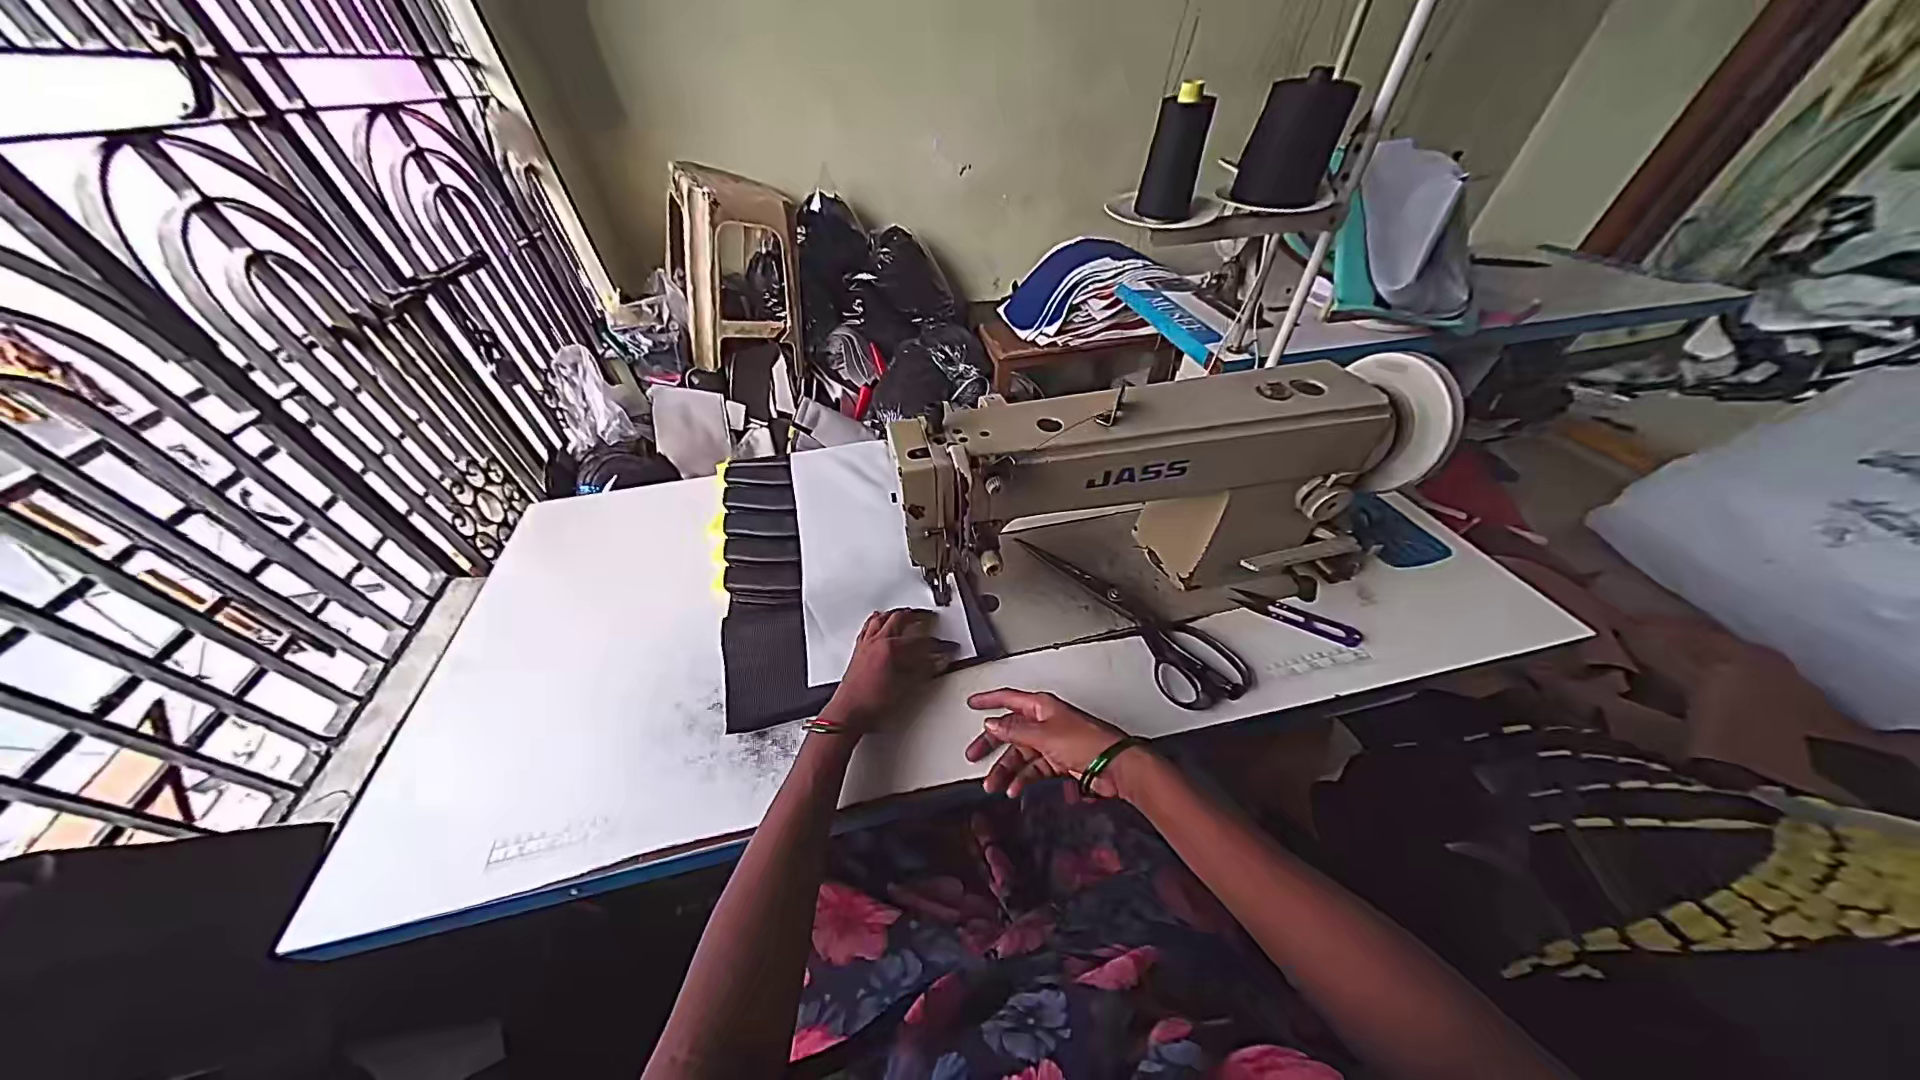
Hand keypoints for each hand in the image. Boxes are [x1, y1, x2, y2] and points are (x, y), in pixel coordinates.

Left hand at [822, 609, 956, 734]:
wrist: (848, 713)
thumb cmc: (871, 703)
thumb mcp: (906, 688)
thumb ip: (924, 671)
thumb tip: (937, 662)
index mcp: (891, 649)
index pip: (921, 642)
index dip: (938, 645)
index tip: (946, 647)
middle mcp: (878, 642)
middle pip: (900, 619)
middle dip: (918, 617)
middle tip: (928, 618)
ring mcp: (866, 644)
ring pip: (882, 619)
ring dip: (896, 614)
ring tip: (905, 613)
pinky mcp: (859, 649)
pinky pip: (867, 627)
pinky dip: (875, 621)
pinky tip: (878, 620)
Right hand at [964, 689, 1141, 797]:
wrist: (1114, 766)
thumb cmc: (1088, 742)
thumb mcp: (1044, 735)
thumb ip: (1014, 730)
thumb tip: (992, 724)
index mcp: (1041, 706)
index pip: (1008, 699)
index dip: (989, 700)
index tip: (973, 702)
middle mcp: (1045, 721)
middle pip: (1010, 730)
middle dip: (991, 743)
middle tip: (974, 753)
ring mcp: (1052, 741)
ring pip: (1021, 753)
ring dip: (1006, 769)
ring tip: (993, 783)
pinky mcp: (1059, 760)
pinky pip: (1034, 768)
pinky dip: (1023, 778)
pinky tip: (1015, 788)